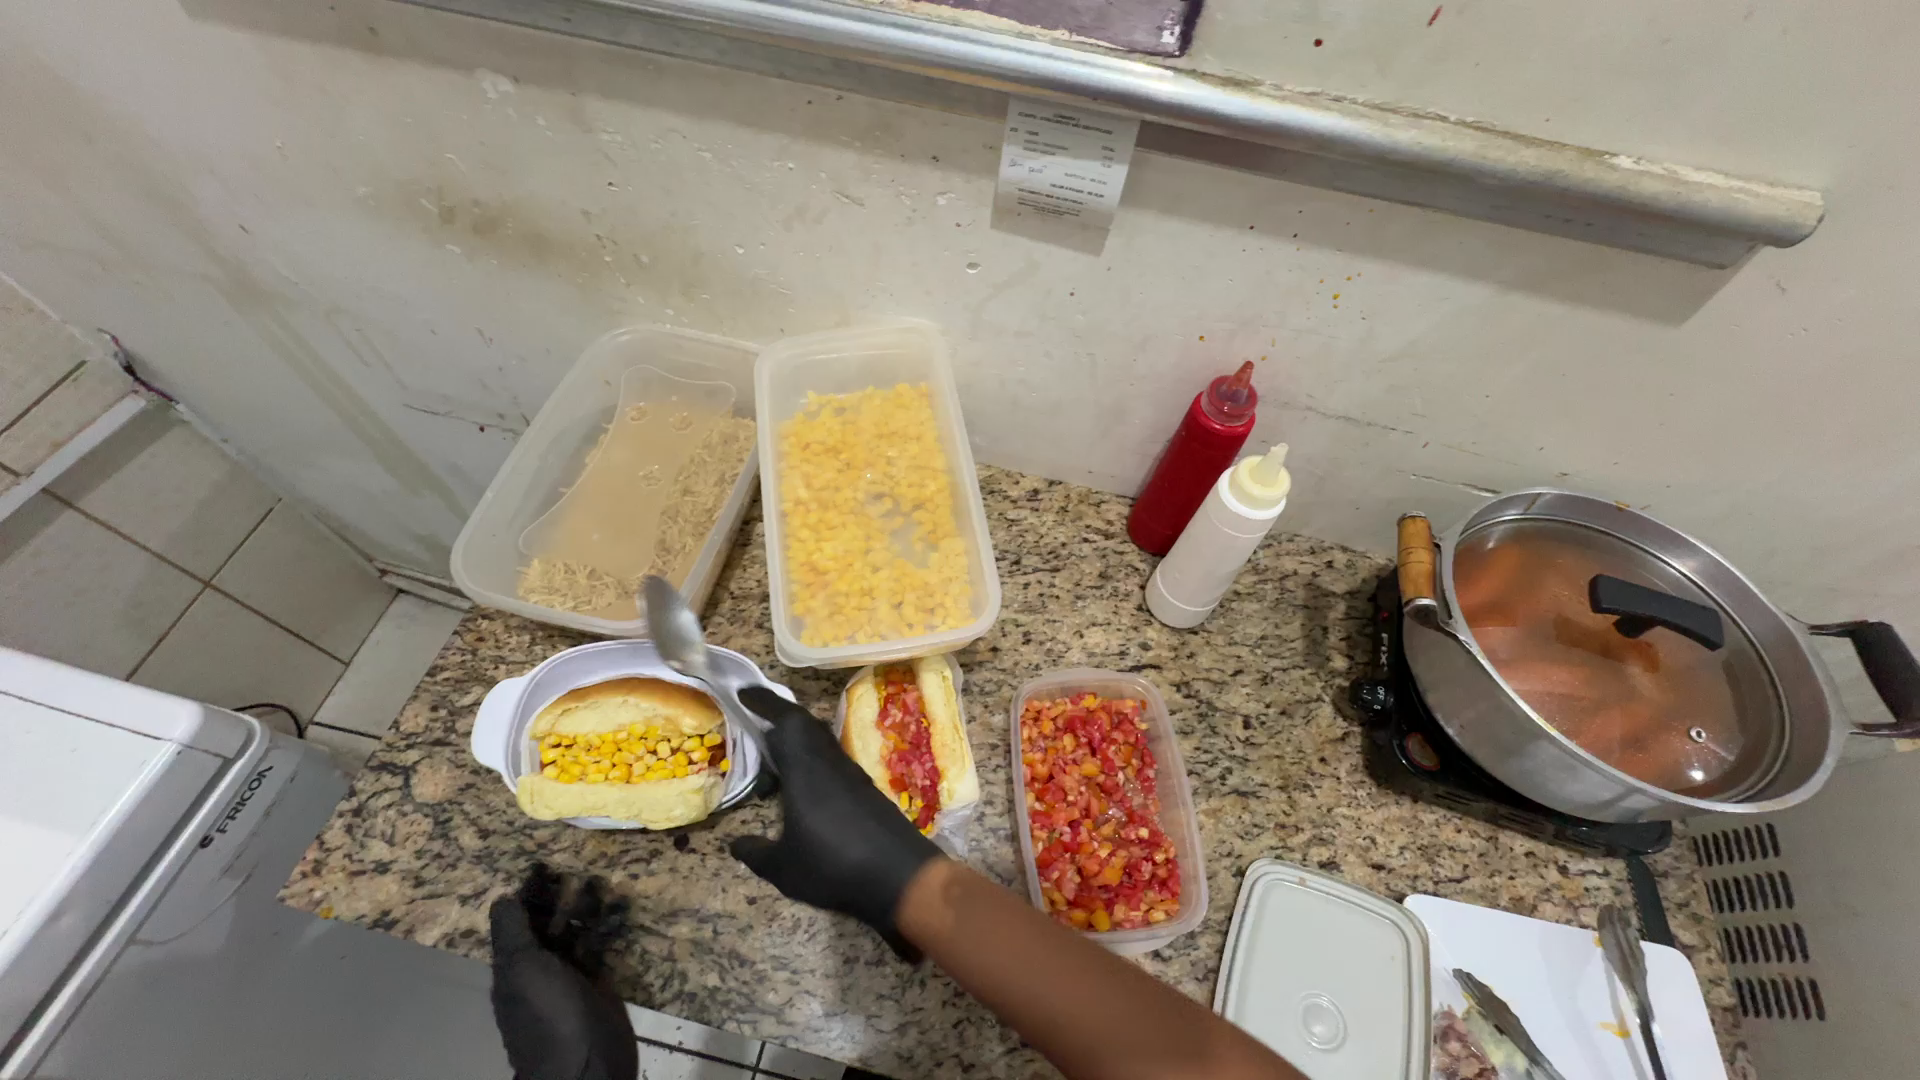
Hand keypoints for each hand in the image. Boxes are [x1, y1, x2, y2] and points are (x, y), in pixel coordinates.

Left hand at [488, 863, 637, 1079]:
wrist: (585, 1067)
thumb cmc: (548, 1015)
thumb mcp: (522, 970)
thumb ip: (512, 934)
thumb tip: (503, 897)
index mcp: (514, 967)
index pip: (519, 921)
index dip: (529, 893)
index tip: (544, 864)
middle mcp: (540, 970)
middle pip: (548, 925)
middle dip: (560, 897)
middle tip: (580, 867)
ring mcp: (571, 978)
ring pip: (577, 933)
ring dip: (588, 908)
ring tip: (605, 882)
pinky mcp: (599, 984)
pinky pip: (601, 947)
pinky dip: (610, 927)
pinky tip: (623, 909)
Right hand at [730, 687, 941, 952]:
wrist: (900, 876)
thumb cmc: (835, 868)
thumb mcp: (784, 868)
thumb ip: (756, 853)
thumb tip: (734, 844)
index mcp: (807, 771)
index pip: (787, 722)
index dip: (765, 703)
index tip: (744, 693)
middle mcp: (831, 763)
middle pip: (806, 725)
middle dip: (780, 717)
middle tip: (754, 721)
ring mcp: (852, 775)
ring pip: (821, 742)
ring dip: (797, 740)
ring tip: (773, 758)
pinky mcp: (865, 789)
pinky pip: (832, 760)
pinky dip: (812, 761)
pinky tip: (801, 787)